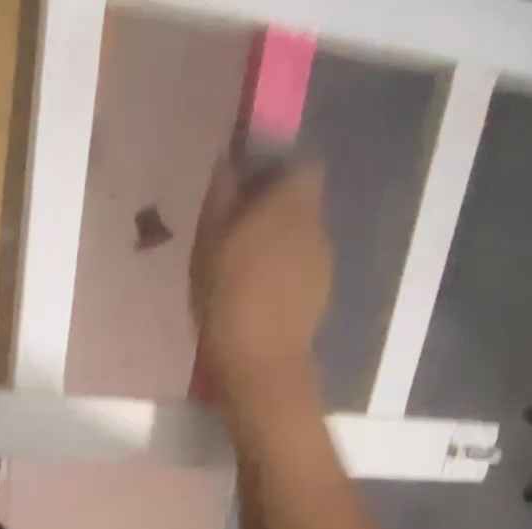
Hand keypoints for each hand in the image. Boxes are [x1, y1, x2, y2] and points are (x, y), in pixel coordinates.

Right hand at [190, 156, 331, 409]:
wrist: (261, 364)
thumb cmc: (227, 298)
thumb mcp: (209, 244)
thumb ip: (221, 197)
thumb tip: (229, 161)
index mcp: (289, 204)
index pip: (302, 164)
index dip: (277, 169)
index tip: (247, 183)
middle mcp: (315, 225)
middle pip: (303, 199)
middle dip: (276, 204)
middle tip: (237, 223)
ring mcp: (323, 260)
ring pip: (303, 232)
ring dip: (280, 237)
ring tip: (245, 261)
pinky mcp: (321, 291)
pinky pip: (303, 263)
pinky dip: (285, 266)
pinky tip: (259, 289)